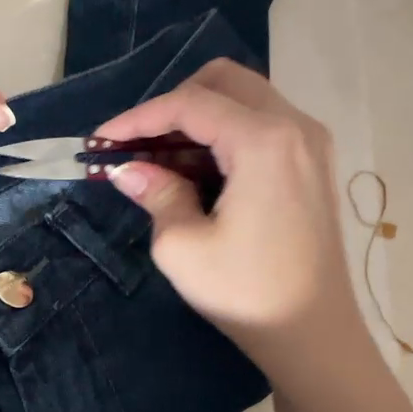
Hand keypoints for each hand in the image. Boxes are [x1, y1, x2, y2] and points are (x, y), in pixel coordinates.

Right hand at [97, 59, 362, 367]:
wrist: (311, 331)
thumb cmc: (244, 292)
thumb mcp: (182, 247)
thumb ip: (157, 194)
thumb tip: (128, 170)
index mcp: (263, 141)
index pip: (190, 104)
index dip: (138, 118)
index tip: (100, 142)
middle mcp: (294, 126)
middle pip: (225, 81)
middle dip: (171, 103)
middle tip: (135, 144)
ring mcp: (310, 142)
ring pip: (246, 98)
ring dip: (198, 118)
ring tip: (159, 159)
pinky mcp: (312, 164)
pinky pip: (262, 124)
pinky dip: (223, 134)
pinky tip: (196, 171)